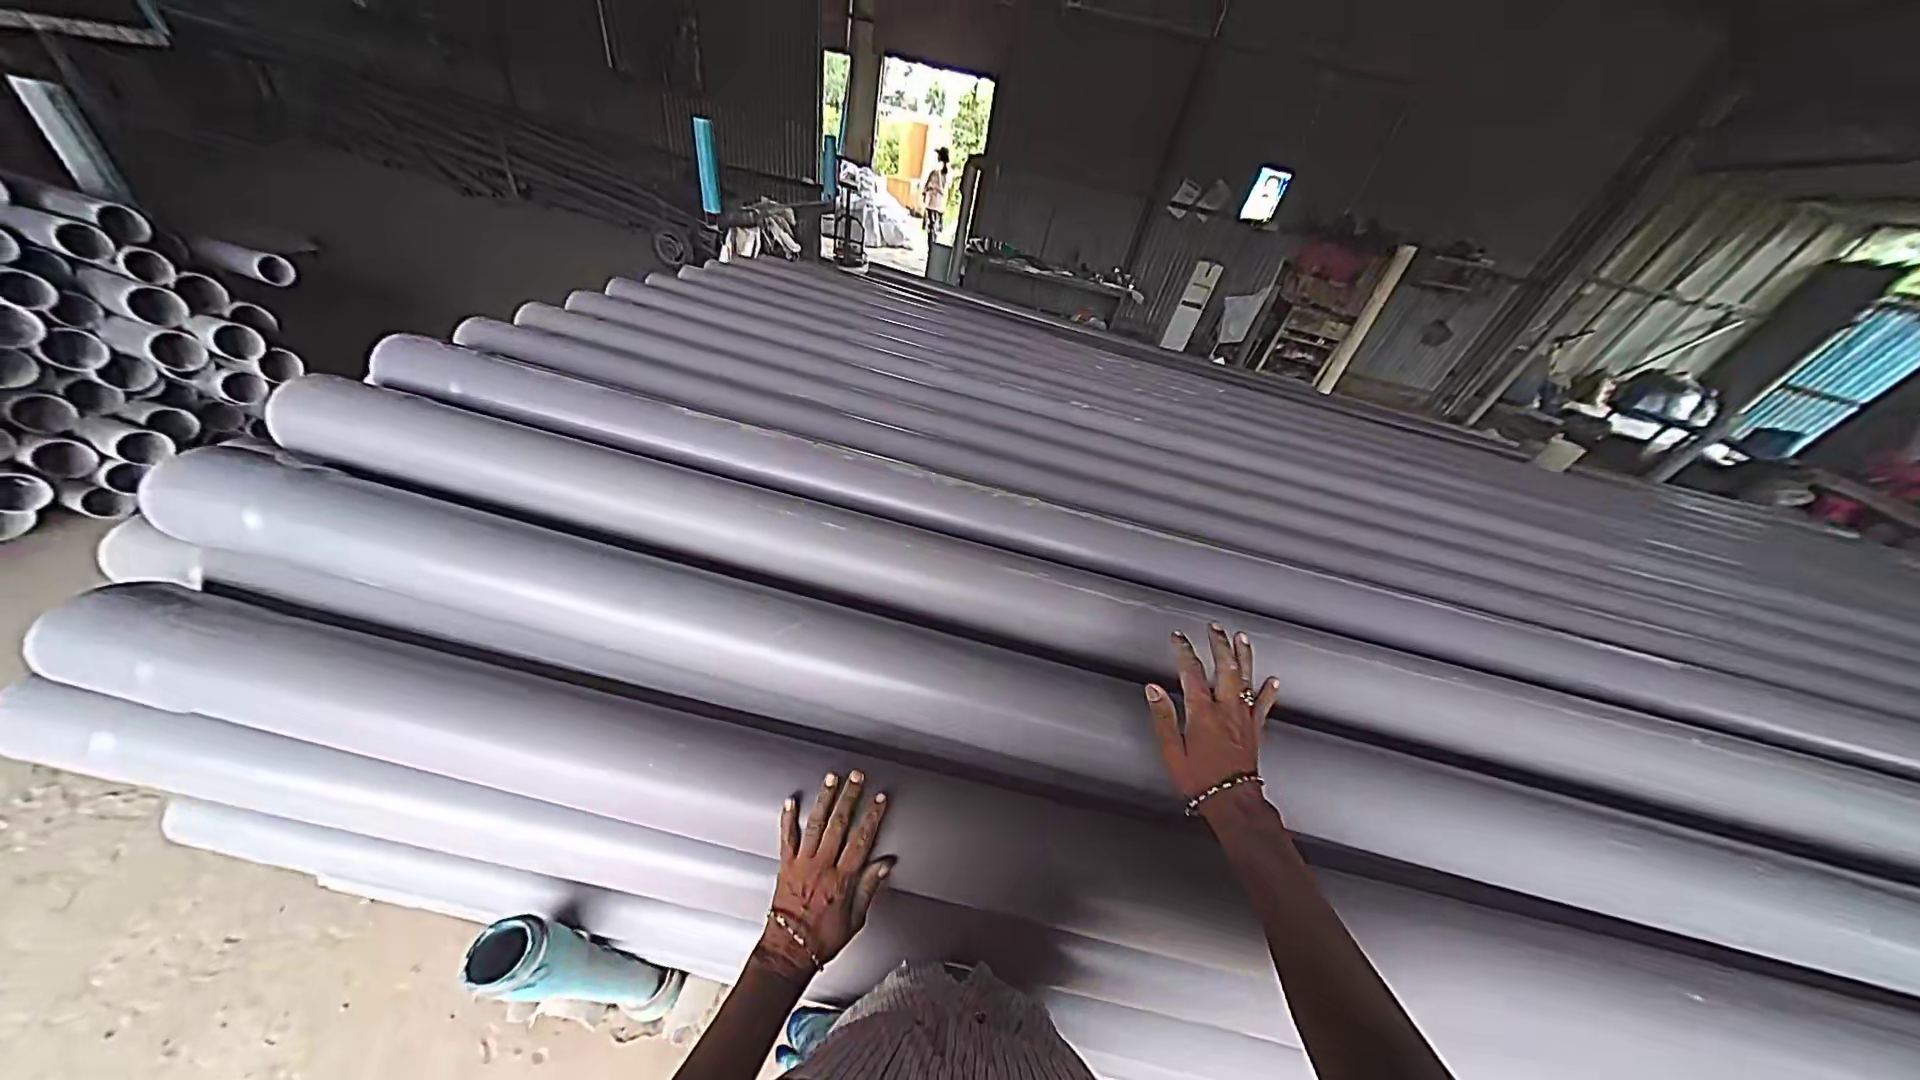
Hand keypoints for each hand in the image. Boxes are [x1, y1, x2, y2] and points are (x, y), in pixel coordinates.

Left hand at [755, 770, 893, 982]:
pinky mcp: (785, 865)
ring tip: (831, 779)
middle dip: (850, 796)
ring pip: (815, 823)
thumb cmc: (821, 939)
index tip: (879, 799)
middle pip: (839, 823)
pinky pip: (787, 837)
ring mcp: (802, 864)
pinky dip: (788, 818)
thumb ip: (870, 887)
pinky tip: (791, 801)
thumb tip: (885, 864)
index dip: (873, 816)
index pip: (862, 839)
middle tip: (857, 777)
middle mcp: (822, 867)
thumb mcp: (856, 919)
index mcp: (842, 880)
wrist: (788, 952)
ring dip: (825, 798)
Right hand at [1145, 624, 1280, 799]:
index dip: (1184, 651)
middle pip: (1224, 667)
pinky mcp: (1255, 729)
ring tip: (1242, 639)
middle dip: (1219, 644)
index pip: (1191, 671)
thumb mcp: (1171, 749)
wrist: (1232, 801)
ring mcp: (1244, 717)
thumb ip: (1163, 716)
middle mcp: (1226, 709)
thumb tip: (1153, 689)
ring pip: (1246, 679)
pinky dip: (1269, 690)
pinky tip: (1273, 680)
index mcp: (1202, 712)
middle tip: (1214, 628)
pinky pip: (1264, 704)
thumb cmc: (1200, 778)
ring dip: (1244, 656)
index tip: (1178, 638)